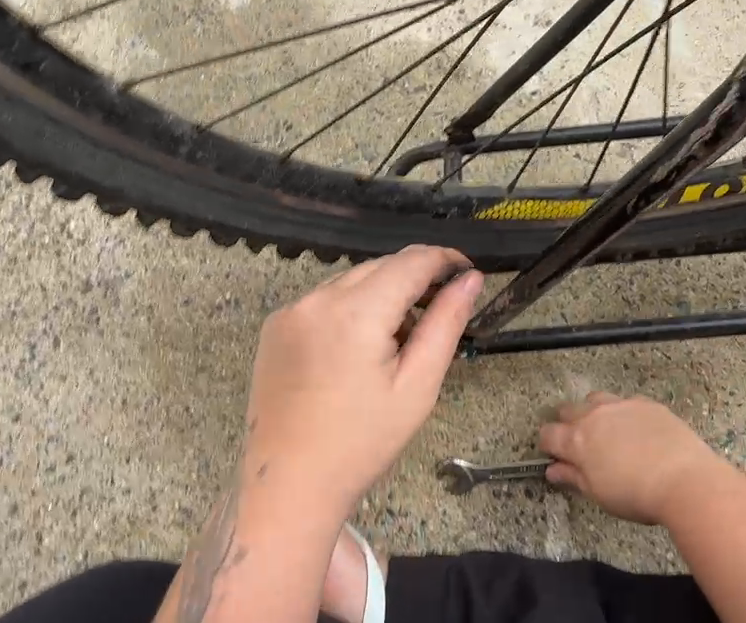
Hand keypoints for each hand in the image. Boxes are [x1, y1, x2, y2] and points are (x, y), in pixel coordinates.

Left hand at [242, 245, 482, 516]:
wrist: (288, 485)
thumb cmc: (361, 444)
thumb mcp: (417, 387)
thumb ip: (446, 323)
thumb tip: (470, 279)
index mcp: (356, 312)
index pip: (411, 261)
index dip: (444, 259)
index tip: (467, 272)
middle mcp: (318, 298)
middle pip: (380, 266)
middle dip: (414, 279)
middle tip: (439, 313)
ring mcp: (291, 309)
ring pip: (352, 280)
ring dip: (381, 294)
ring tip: (397, 341)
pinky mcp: (275, 325)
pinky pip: (324, 300)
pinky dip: (348, 309)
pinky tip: (356, 350)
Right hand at [538, 392, 730, 523]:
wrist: (684, 480)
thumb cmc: (636, 495)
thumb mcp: (599, 494)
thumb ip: (573, 477)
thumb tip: (553, 470)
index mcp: (577, 440)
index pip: (549, 434)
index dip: (547, 445)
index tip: (553, 455)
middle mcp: (594, 415)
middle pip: (569, 410)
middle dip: (568, 424)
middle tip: (580, 445)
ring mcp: (621, 405)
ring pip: (597, 400)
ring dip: (594, 412)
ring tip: (607, 432)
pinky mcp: (646, 404)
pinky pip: (627, 402)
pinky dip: (625, 414)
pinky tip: (637, 431)